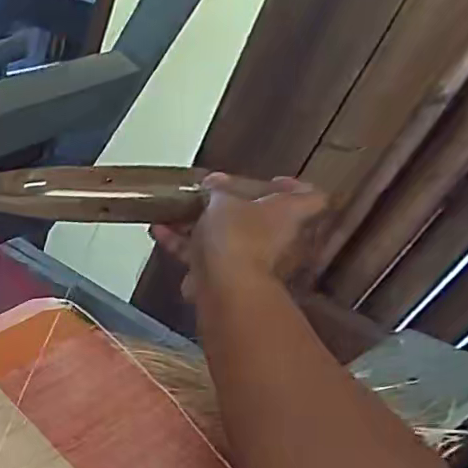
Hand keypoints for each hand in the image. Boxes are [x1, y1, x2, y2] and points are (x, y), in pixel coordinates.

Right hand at [151, 173, 328, 301]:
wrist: (223, 285)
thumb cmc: (237, 235)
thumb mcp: (223, 201)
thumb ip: (218, 190)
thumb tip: (213, 181)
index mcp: (292, 212)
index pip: (307, 195)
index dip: (291, 187)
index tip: (271, 182)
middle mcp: (278, 237)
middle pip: (258, 218)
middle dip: (232, 209)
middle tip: (208, 198)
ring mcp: (249, 259)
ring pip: (223, 237)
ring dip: (198, 225)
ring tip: (172, 213)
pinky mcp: (222, 277)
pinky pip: (202, 254)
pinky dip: (182, 243)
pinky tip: (160, 231)